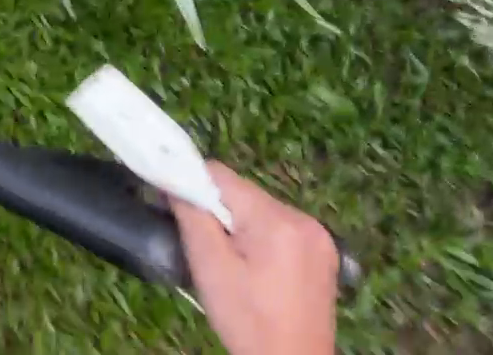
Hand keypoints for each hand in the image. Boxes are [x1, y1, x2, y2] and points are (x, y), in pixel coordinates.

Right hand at [174, 162, 338, 354]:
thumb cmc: (246, 317)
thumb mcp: (207, 262)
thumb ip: (189, 210)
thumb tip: (169, 175)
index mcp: (277, 220)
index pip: (219, 175)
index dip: (192, 187)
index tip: (180, 213)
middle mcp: (304, 219)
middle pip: (239, 192)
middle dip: (217, 211)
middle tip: (208, 248)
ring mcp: (319, 237)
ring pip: (256, 208)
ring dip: (237, 224)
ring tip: (231, 262)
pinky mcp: (323, 254)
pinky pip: (276, 226)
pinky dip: (258, 237)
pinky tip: (255, 268)